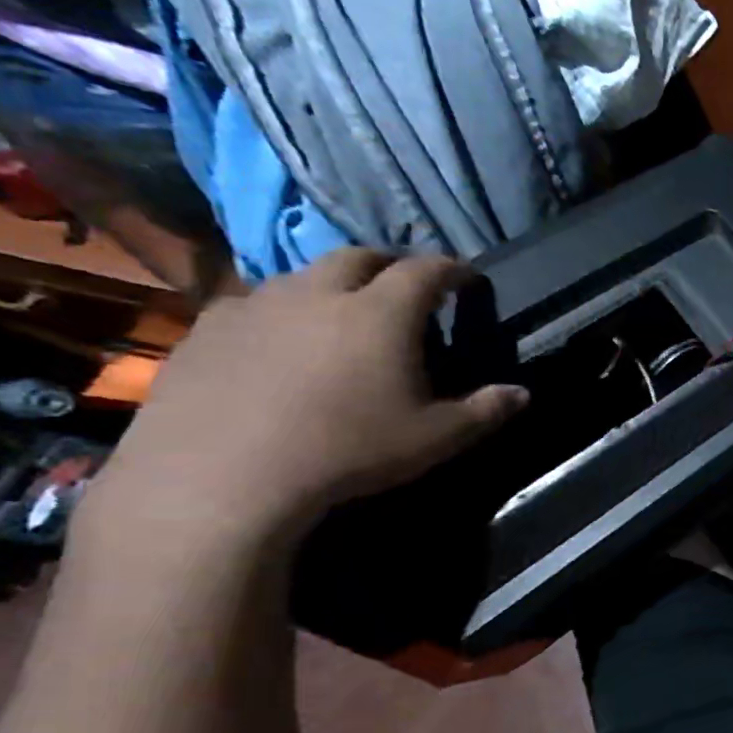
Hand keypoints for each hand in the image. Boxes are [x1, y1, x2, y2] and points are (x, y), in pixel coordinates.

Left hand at [85, 251, 528, 540]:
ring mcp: (257, 305)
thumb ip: (485, 411)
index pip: (426, 270)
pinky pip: (253, 304)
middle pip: (360, 256)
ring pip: (303, 276)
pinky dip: (279, 313)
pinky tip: (276, 345)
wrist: (222, 476)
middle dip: (389, 265)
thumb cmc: (348, 451)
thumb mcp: (434, 438)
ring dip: (331, 286)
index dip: (451, 270)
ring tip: (338, 315)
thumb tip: (523, 394)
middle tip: (402, 288)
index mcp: (382, 311)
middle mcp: (320, 292)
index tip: (466, 278)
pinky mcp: (209, 329)